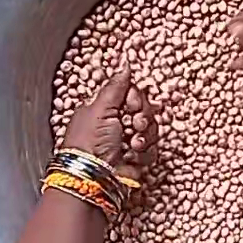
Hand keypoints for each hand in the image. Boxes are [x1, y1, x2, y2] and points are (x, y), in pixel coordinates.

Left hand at [60, 66, 158, 184]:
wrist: (93, 177)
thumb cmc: (89, 143)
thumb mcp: (100, 109)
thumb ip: (116, 87)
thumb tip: (124, 65)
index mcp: (104, 108)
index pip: (131, 94)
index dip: (136, 99)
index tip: (132, 104)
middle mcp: (116, 124)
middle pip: (144, 111)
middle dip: (143, 118)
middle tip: (135, 125)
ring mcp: (127, 141)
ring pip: (152, 130)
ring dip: (145, 137)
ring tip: (132, 144)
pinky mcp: (136, 158)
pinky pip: (153, 149)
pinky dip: (144, 153)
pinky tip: (132, 156)